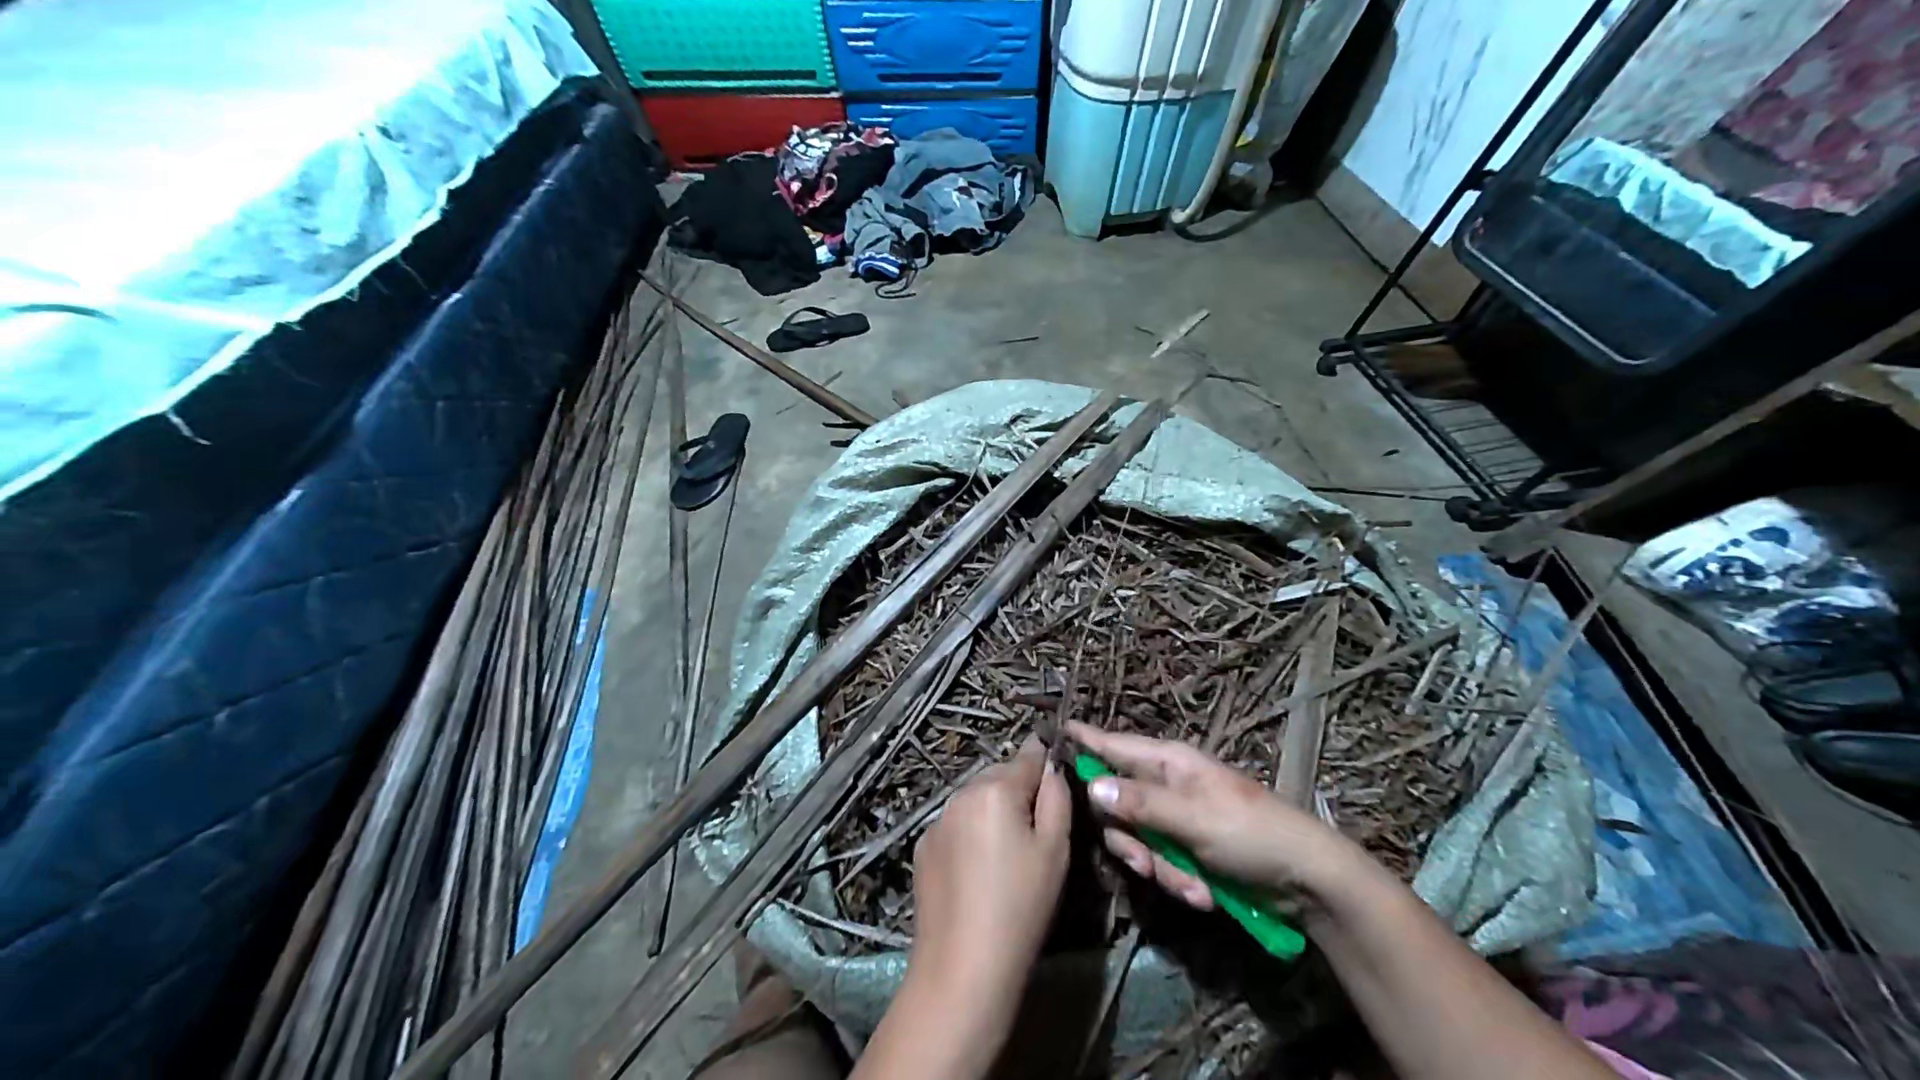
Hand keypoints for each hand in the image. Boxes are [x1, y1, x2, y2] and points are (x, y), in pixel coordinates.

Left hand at [910, 736, 1070, 1000]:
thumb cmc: (1021, 905)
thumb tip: (1051, 767)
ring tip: (1007, 853)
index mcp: (995, 788)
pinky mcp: (923, 847)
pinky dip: (970, 833)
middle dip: (1018, 790)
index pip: (1028, 756)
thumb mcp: (1055, 849)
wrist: (963, 964)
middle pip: (999, 775)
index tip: (1057, 784)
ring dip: (992, 811)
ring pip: (975, 800)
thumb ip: (1057, 797)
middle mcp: (960, 793)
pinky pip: (956, 825)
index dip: (1047, 765)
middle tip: (1036, 831)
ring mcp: (937, 820)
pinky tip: (979, 869)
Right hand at [1068, 721, 1363, 908]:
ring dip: (1159, 867)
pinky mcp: (1185, 848)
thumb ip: (1140, 803)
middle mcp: (1164, 784)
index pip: (1113, 743)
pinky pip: (1160, 860)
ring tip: (1191, 887)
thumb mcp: (1193, 818)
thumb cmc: (1250, 834)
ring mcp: (1174, 817)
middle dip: (1130, 840)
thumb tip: (1091, 785)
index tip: (1051, 734)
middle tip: (1145, 864)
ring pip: (1136, 838)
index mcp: (1168, 762)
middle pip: (1115, 803)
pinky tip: (1203, 894)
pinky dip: (1178, 880)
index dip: (1083, 739)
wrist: (1307, 881)